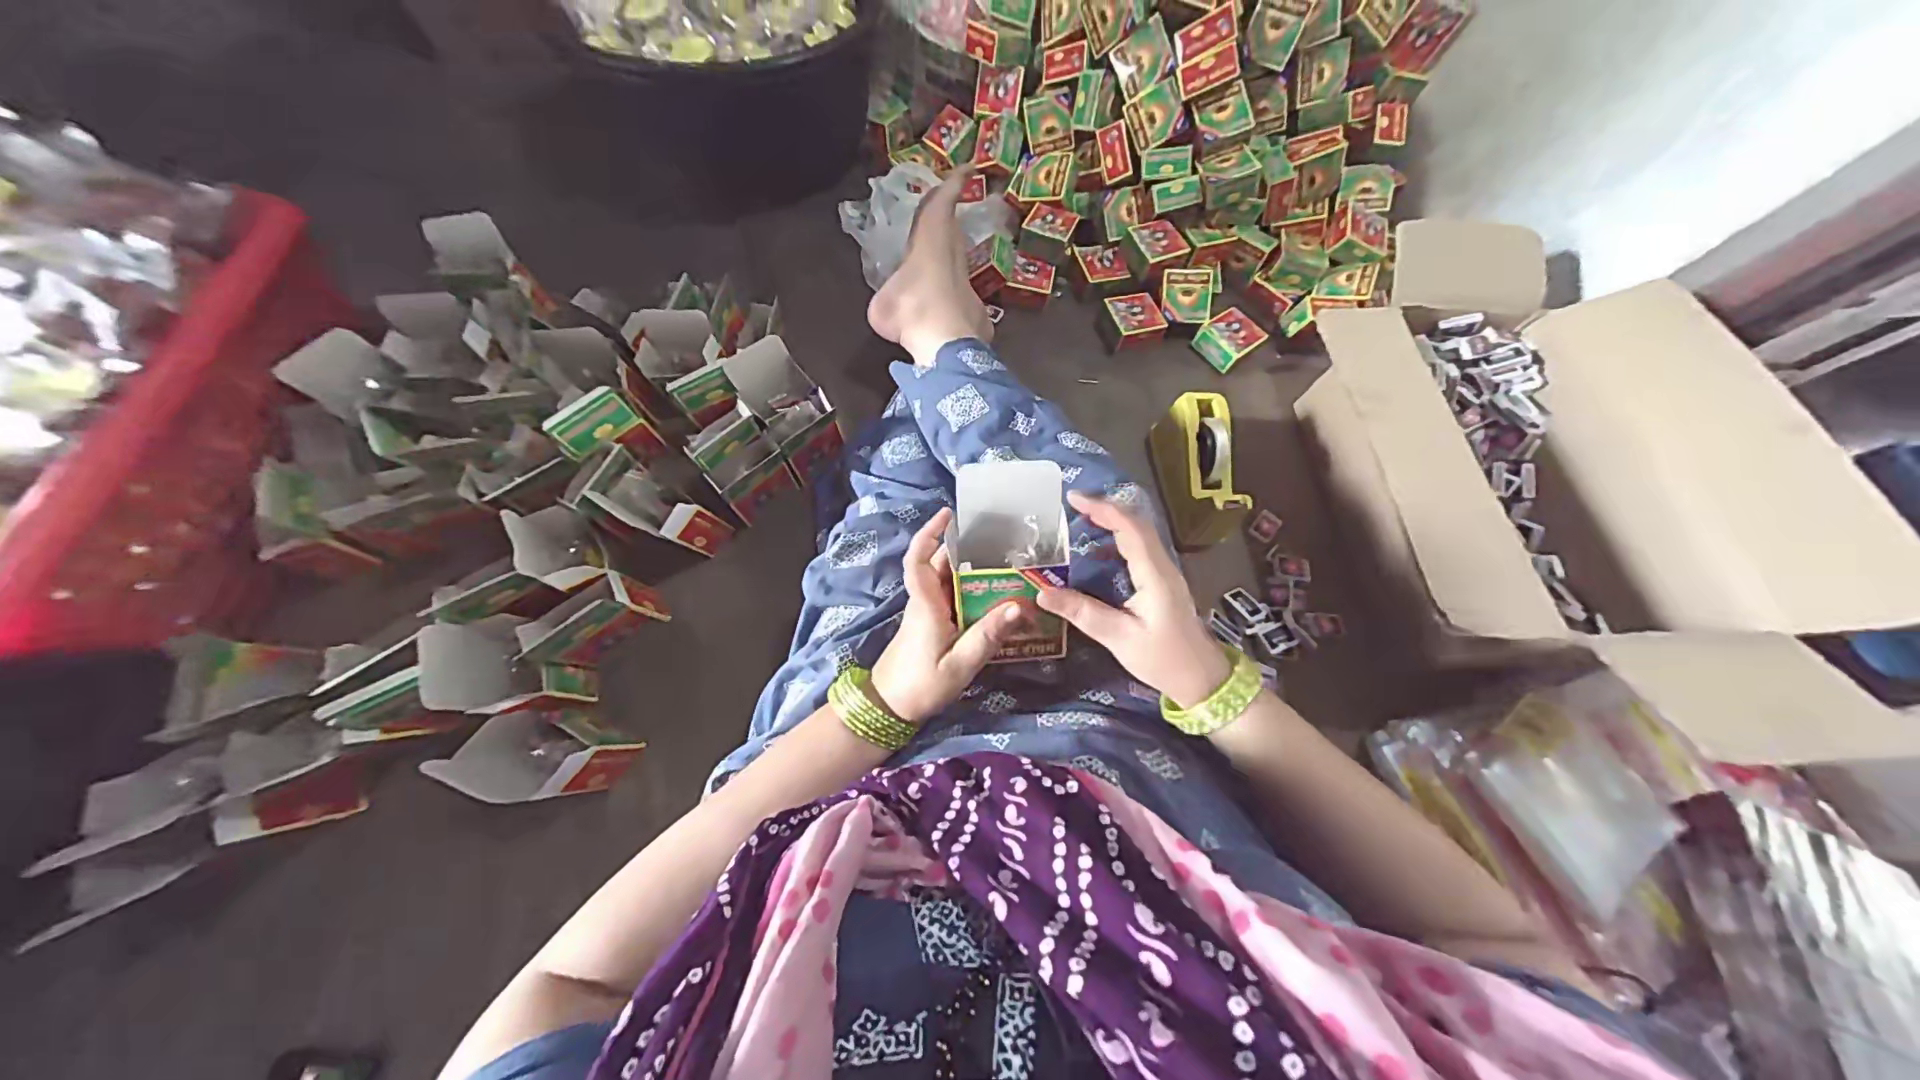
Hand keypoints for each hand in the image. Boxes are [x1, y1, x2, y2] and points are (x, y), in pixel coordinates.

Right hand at [866, 165, 995, 364]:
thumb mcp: (883, 303)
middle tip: (942, 220)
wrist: (945, 346)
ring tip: (935, 273)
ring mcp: (970, 289)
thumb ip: (889, 297)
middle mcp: (955, 259)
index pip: (942, 205)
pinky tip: (943, 321)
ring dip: (949, 269)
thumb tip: (896, 308)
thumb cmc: (910, 311)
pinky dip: (953, 307)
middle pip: (954, 234)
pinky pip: (962, 304)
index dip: (952, 186)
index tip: (965, 171)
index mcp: (931, 242)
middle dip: (948, 225)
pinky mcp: (977, 316)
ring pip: (959, 270)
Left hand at [868, 507, 1027, 723]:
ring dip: (969, 569)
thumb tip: (1019, 605)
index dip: (929, 534)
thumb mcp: (959, 665)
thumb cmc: (920, 685)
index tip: (947, 515)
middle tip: (996, 539)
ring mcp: (926, 614)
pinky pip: (951, 598)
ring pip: (946, 581)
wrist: (888, 708)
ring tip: (1003, 562)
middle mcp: (924, 602)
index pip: (919, 560)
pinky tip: (993, 595)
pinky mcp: (931, 625)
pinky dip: (969, 590)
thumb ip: (987, 635)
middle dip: (963, 547)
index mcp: (926, 605)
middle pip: (939, 565)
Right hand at [1035, 492, 1233, 708]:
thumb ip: (1082, 613)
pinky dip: (1116, 542)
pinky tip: (1096, 553)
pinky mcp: (1162, 583)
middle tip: (1071, 507)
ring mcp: (1165, 573)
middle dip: (1104, 510)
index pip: (1130, 529)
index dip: (1103, 509)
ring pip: (1139, 535)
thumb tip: (1043, 594)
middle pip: (1136, 525)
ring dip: (1111, 524)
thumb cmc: (1164, 660)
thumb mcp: (1119, 638)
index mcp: (1154, 575)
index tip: (1074, 499)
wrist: (1203, 679)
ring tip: (1079, 524)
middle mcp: (1163, 567)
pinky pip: (1139, 551)